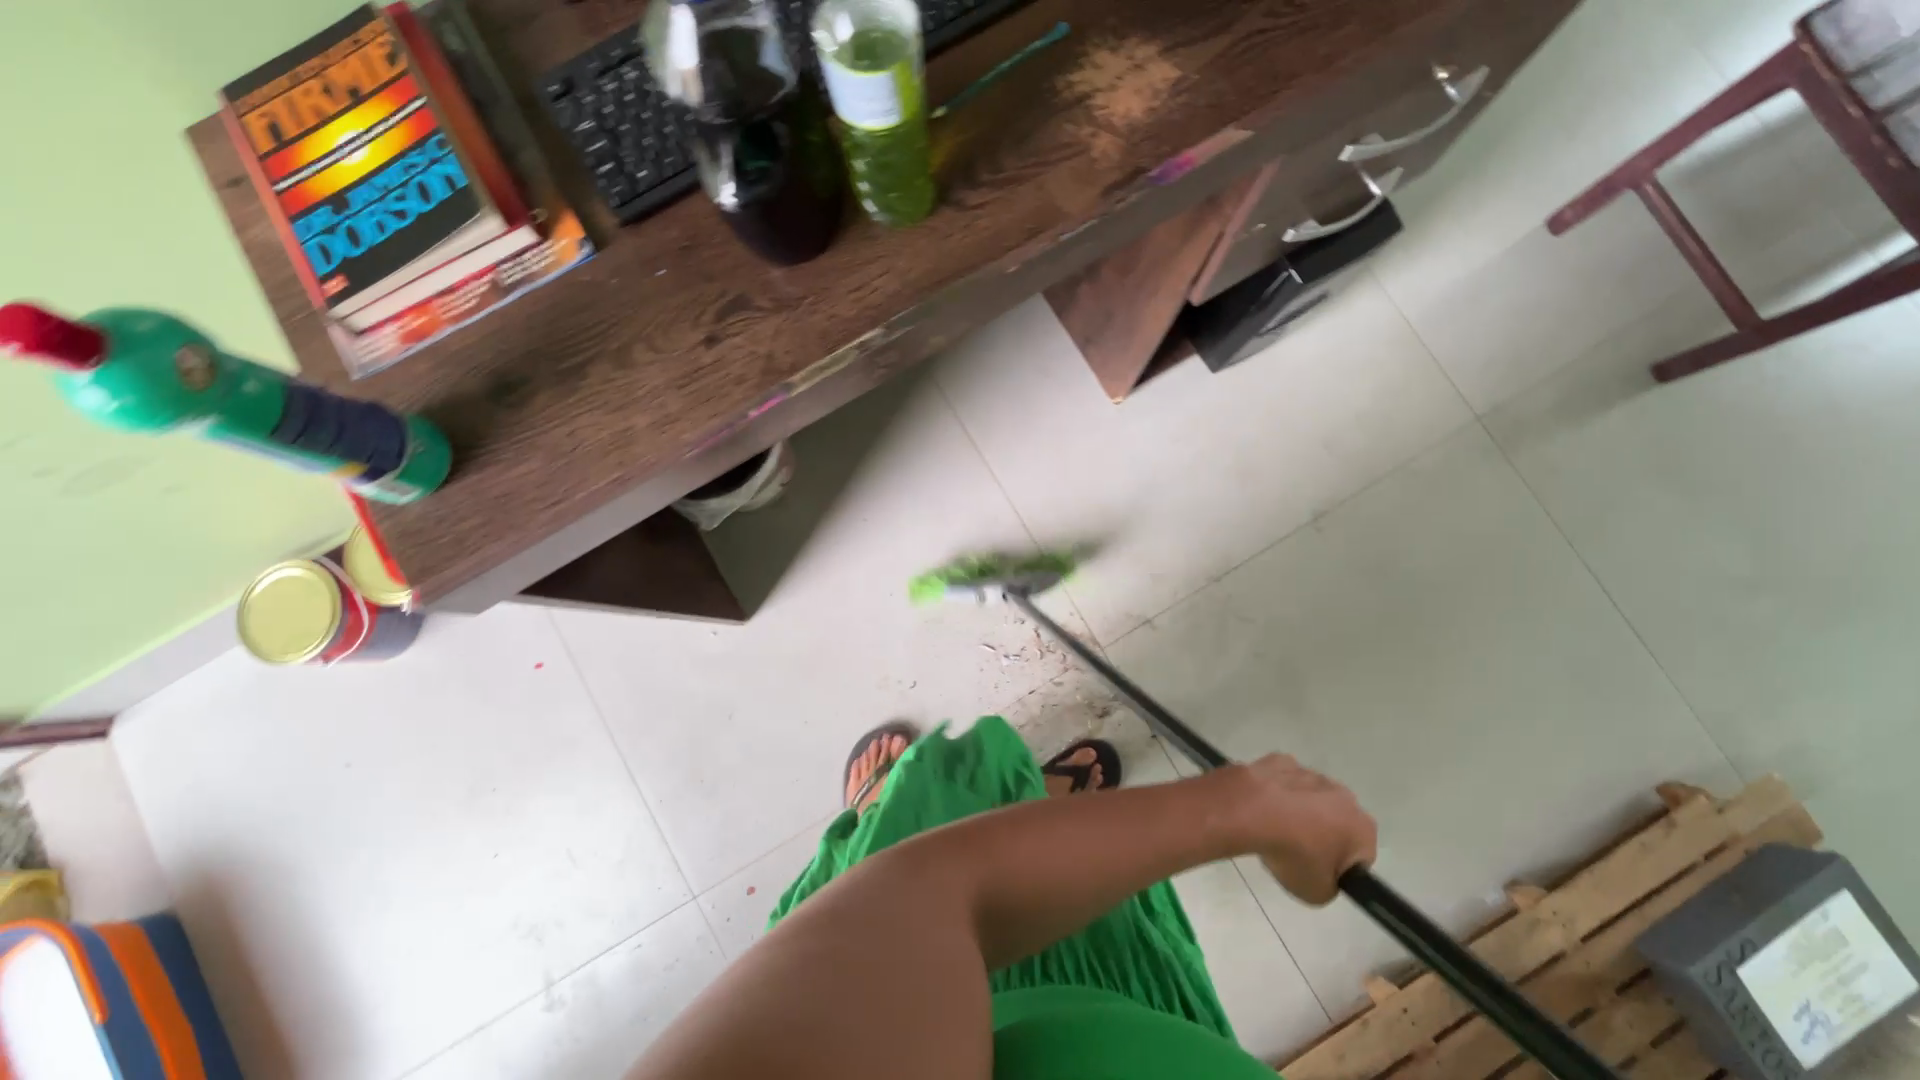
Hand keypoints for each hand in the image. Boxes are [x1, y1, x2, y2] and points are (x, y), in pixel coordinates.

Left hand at [1231, 754, 1375, 905]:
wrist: (1252, 810)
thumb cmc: (1293, 854)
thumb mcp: (1317, 893)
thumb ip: (1329, 887)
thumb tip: (1323, 876)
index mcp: (1363, 827)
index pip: (1360, 857)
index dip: (1339, 871)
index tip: (1316, 875)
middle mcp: (1344, 796)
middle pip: (1337, 824)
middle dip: (1320, 838)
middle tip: (1294, 854)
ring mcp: (1312, 774)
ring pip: (1310, 800)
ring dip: (1297, 814)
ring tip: (1273, 831)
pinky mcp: (1280, 762)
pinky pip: (1283, 784)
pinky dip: (1275, 794)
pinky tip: (1261, 808)